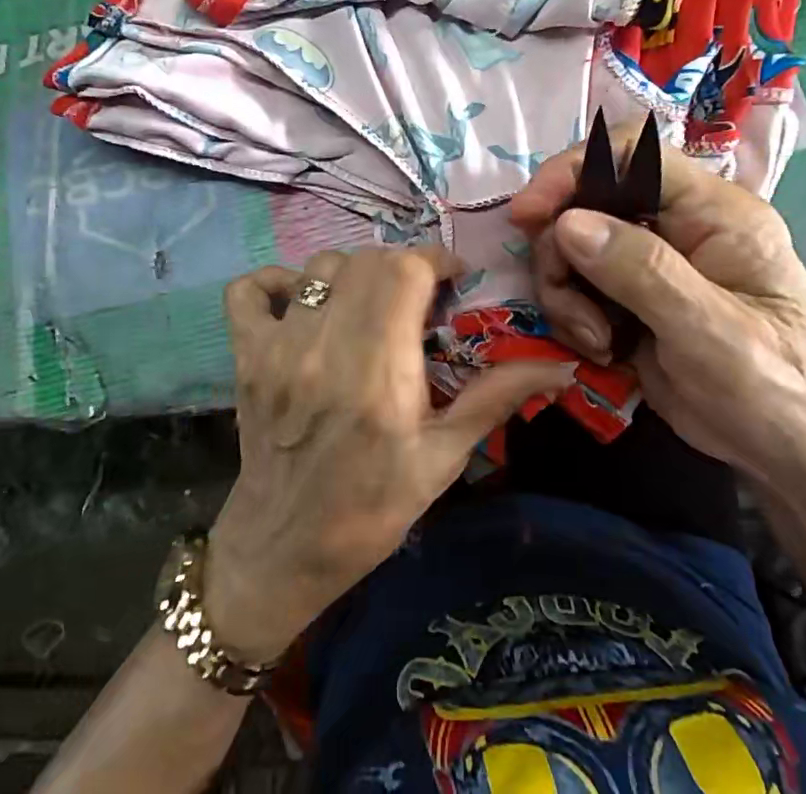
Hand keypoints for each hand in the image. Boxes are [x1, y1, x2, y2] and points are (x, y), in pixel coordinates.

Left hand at [205, 247, 576, 663]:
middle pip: (365, 261)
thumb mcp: (443, 460)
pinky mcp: (245, 357)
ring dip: (352, 273)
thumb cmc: (372, 509)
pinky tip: (300, 301)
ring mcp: (277, 349)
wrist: (286, 546)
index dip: (435, 260)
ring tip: (369, 305)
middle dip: (401, 267)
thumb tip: (560, 365)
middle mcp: (325, 348)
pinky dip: (275, 281)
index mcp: (380, 374)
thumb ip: (495, 398)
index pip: (404, 272)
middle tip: (417, 299)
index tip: (453, 278)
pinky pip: (248, 290)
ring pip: (317, 268)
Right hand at [509, 123, 805, 493]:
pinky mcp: (629, 298)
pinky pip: (575, 287)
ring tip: (596, 342)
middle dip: (561, 255)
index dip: (572, 173)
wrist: (788, 452)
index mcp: (716, 215)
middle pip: (586, 205)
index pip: (633, 157)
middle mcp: (679, 228)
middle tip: (570, 307)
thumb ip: (643, 273)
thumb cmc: (774, 389)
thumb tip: (568, 223)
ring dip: (566, 295)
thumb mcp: (711, 332)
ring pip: (571, 249)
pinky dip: (572, 316)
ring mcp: (650, 264)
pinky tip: (601, 350)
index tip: (527, 216)